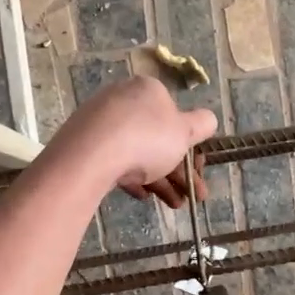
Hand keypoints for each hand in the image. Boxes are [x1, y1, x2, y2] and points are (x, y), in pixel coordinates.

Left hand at [52, 76, 216, 206]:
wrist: (92, 154)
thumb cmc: (147, 137)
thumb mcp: (185, 131)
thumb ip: (201, 125)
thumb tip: (208, 119)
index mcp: (149, 90)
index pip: (175, 115)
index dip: (190, 145)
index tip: (198, 169)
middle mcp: (124, 99)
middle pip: (158, 137)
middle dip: (179, 170)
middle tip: (193, 195)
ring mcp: (102, 122)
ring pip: (138, 152)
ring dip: (161, 180)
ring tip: (175, 205)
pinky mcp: (86, 143)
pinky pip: (115, 160)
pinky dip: (132, 179)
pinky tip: (143, 197)